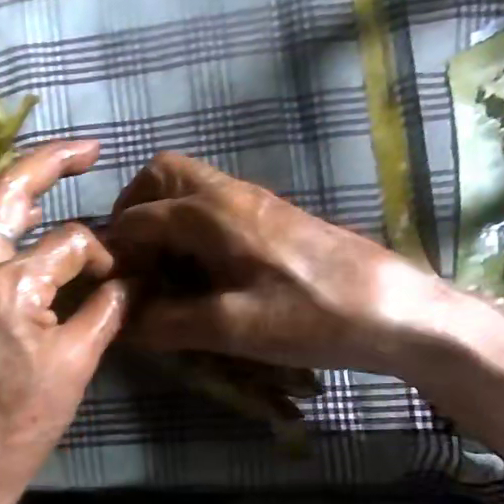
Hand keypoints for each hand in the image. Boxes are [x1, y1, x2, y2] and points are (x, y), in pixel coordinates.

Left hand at [0, 140, 128, 502]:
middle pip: (5, 192)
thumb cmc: (28, 416)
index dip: (104, 254)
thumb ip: (108, 305)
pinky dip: (7, 221)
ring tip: (60, 172)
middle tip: (88, 148)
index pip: (68, 242)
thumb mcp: (80, 360)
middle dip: (47, 162)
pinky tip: (32, 221)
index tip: (122, 278)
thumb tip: (132, 274)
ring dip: (22, 187)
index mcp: (6, 285)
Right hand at [104, 152, 449, 373]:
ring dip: (162, 218)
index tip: (109, 289)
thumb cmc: (311, 315)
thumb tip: (120, 324)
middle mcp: (228, 194)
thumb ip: (167, 322)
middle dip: (133, 211)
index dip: (114, 252)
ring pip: (189, 186)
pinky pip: (213, 206)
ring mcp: (254, 202)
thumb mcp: (232, 328)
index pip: (136, 217)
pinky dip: (189, 228)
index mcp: (210, 214)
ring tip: (161, 272)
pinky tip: (200, 274)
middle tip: (130, 261)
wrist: (394, 310)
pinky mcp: (272, 218)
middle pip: (161, 174)